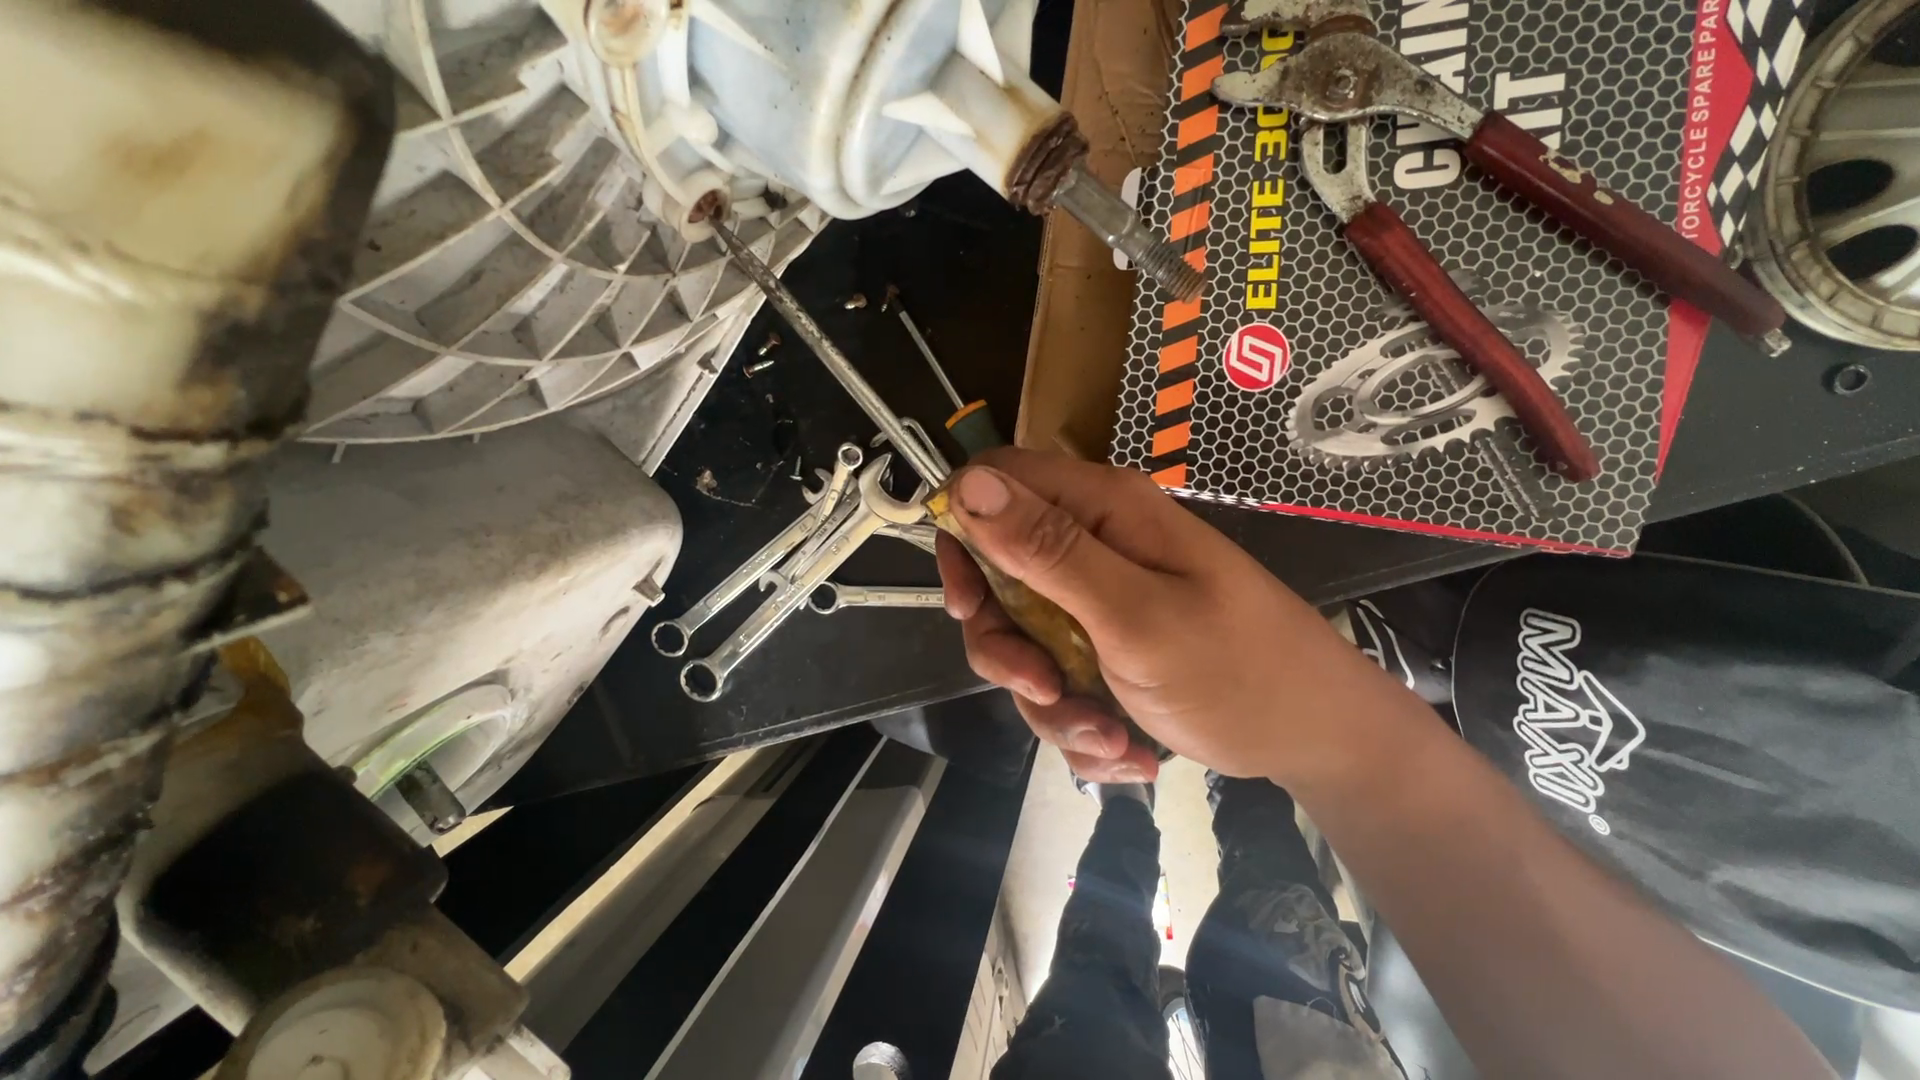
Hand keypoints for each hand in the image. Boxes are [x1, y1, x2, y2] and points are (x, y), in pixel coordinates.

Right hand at [936, 448, 1415, 785]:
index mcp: (1104, 511)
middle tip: (1043, 687)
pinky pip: (1059, 681)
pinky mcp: (1109, 649)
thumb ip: (1047, 551)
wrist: (1312, 738)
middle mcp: (1096, 545)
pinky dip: (1080, 723)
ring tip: (1108, 735)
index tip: (966, 604)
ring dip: (1051, 702)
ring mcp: (1101, 601)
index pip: (997, 484)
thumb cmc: (1236, 669)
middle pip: (999, 576)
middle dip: (1007, 645)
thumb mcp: (1133, 615)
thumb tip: (967, 485)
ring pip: (1024, 641)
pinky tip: (1126, 748)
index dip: (965, 535)